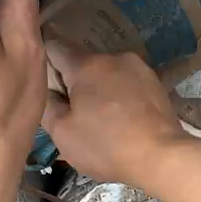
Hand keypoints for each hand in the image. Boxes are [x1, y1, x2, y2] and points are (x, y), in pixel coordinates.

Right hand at [42, 46, 193, 190]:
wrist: (160, 154)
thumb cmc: (105, 144)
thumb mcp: (63, 132)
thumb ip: (48, 105)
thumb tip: (45, 89)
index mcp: (87, 64)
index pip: (55, 47)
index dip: (44, 60)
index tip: (40, 78)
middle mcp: (115, 57)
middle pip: (83, 62)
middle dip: (72, 81)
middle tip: (68, 109)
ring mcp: (139, 67)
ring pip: (107, 72)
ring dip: (97, 87)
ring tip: (96, 116)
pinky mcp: (154, 80)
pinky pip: (126, 81)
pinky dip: (118, 93)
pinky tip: (119, 116)